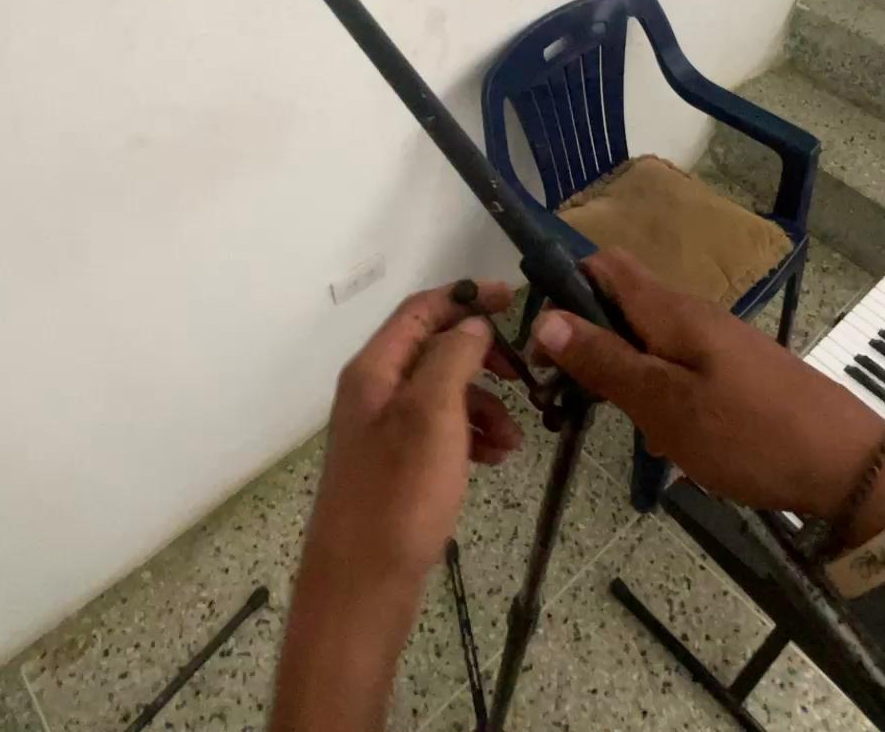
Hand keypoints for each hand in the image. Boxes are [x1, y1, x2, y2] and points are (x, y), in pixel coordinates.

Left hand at [302, 279, 524, 587]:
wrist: (362, 587)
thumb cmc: (398, 494)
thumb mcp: (432, 414)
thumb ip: (453, 357)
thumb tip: (472, 322)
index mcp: (375, 369)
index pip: (420, 310)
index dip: (465, 297)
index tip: (514, 299)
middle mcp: (376, 390)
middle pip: (436, 350)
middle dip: (483, 359)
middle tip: (522, 375)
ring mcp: (386, 429)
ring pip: (445, 393)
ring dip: (484, 405)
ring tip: (513, 440)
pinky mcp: (399, 463)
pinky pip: (442, 431)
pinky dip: (472, 436)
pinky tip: (496, 459)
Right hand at [529, 250, 884, 517]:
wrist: (848, 467)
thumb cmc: (749, 433)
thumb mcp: (664, 403)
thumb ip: (605, 360)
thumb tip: (546, 319)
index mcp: (670, 310)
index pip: (604, 264)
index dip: (565, 286)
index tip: (543, 340)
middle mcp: (690, 314)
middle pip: (621, 302)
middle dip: (586, 337)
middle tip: (566, 390)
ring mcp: (715, 342)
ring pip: (646, 337)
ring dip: (618, 368)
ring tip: (609, 416)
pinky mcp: (732, 370)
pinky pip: (674, 363)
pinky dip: (651, 387)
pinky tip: (658, 430)